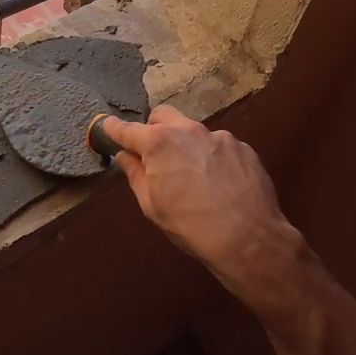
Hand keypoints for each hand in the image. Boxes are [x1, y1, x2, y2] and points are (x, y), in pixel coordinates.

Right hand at [101, 106, 303, 301]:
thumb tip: (125, 156)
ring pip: (194, 132)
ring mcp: (218, 136)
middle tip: (156, 155)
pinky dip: (214, 158)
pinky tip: (221, 184)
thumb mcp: (152, 205)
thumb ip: (135, 174)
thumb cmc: (190, 225)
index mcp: (158, 143)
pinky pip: (220, 146)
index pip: (128, 130)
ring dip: (187, 146)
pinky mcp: (242, 147)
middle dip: (154, 129)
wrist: (247, 238)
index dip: (115, 129)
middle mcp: (187, 130)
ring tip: (196, 178)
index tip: (108, 127)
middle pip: (162, 116)